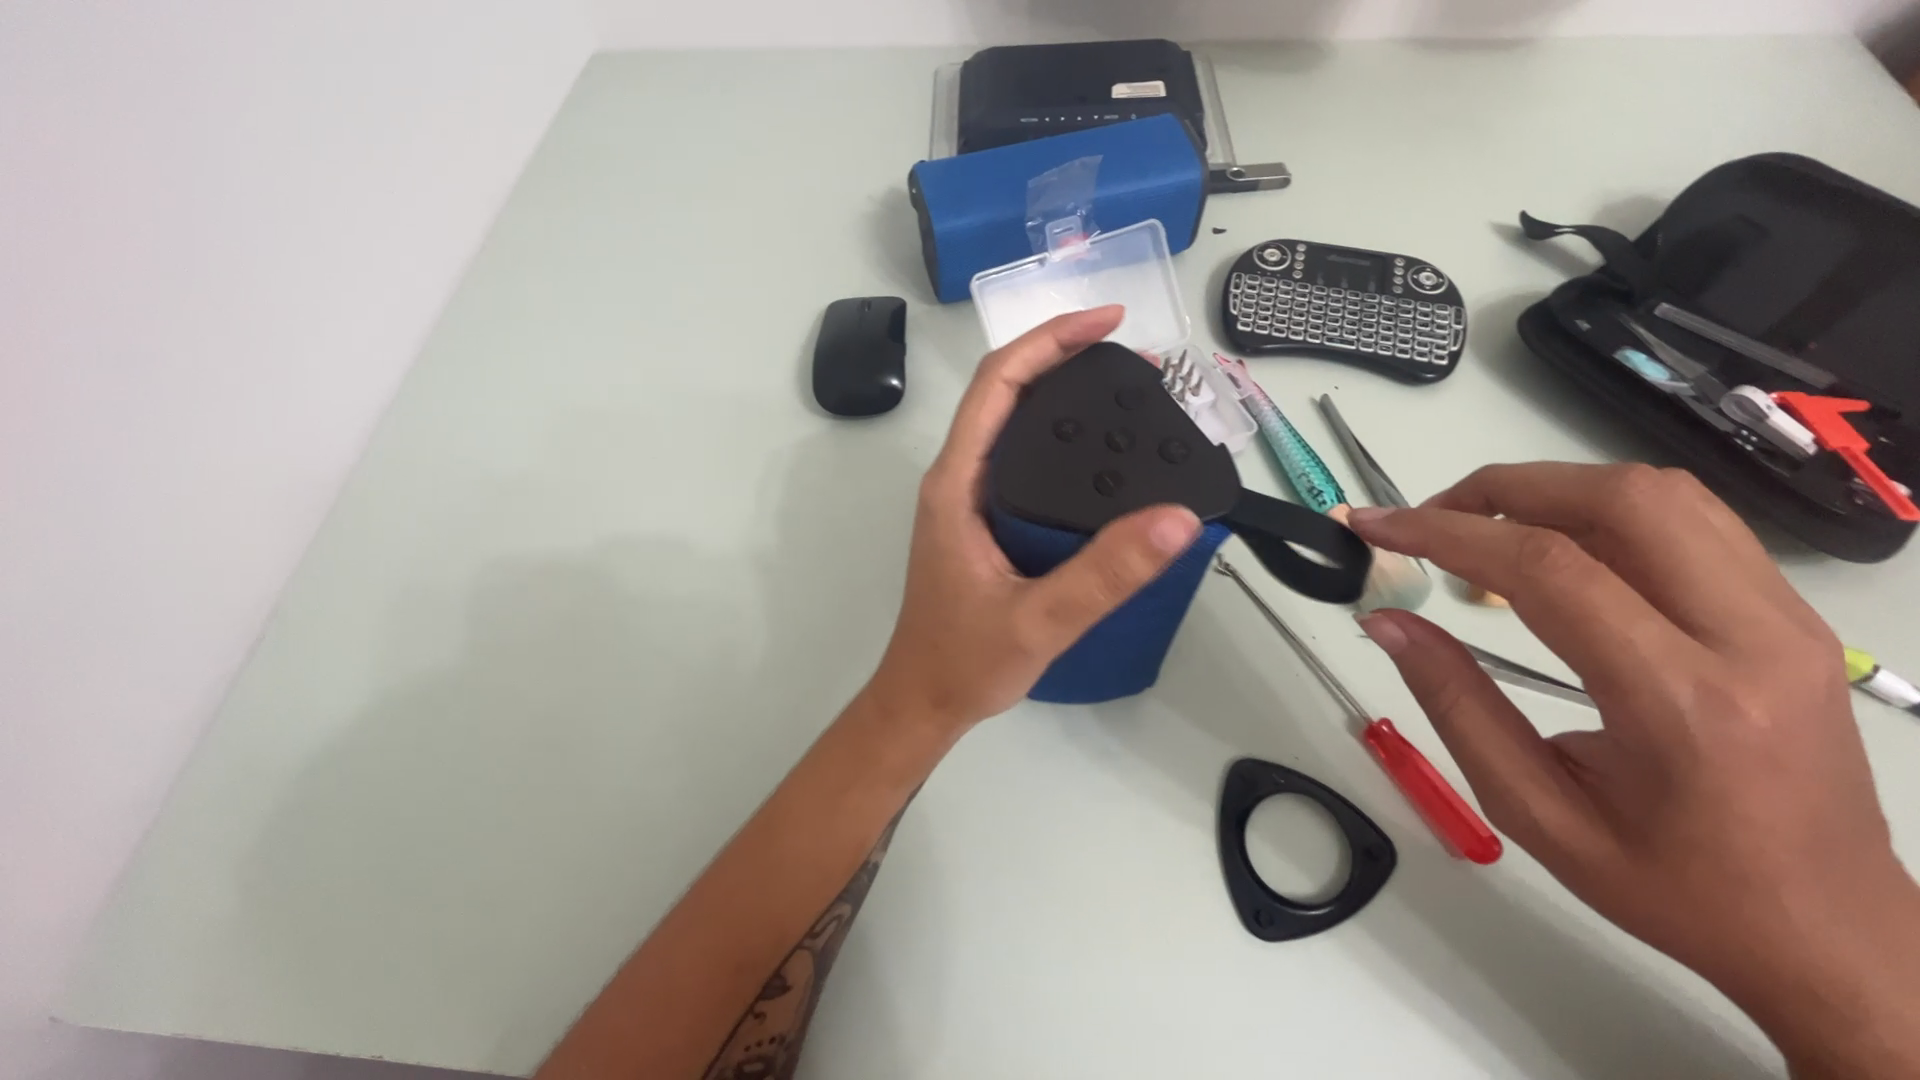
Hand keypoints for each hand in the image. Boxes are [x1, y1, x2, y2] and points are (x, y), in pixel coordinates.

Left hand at [864, 307, 1200, 731]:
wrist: (924, 700)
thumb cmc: (964, 662)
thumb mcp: (1040, 620)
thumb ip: (1106, 574)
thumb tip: (1176, 518)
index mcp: (958, 483)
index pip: (999, 383)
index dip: (1051, 340)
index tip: (1109, 323)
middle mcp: (960, 479)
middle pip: (1008, 392)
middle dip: (1068, 361)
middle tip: (1137, 365)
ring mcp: (969, 500)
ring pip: (1016, 426)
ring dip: (1066, 400)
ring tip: (1131, 399)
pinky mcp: (984, 522)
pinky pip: (1025, 463)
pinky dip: (1064, 445)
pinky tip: (1105, 462)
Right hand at [1346, 463, 1919, 1076]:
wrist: (1830, 931)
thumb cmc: (1673, 887)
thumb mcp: (1535, 810)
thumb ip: (1455, 704)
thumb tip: (1386, 622)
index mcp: (1682, 703)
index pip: (1551, 569)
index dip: (1447, 532)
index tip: (1376, 527)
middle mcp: (1751, 639)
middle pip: (1621, 500)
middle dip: (1503, 488)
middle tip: (1429, 520)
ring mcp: (1786, 619)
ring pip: (1663, 496)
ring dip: (1553, 491)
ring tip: (1482, 531)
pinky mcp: (1791, 616)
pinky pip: (1692, 523)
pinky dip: (1601, 511)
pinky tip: (1553, 550)